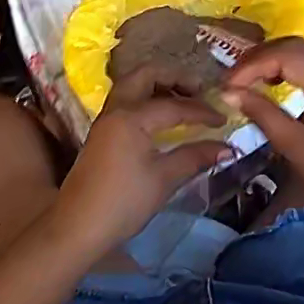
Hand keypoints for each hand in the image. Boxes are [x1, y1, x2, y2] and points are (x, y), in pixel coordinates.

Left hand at [48, 66, 230, 255]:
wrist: (76, 228)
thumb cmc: (123, 202)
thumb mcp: (164, 179)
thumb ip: (195, 157)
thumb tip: (226, 148)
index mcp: (132, 117)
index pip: (175, 105)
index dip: (202, 111)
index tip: (224, 120)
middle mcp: (117, 109)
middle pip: (146, 75)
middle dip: (175, 77)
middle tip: (198, 91)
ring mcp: (106, 120)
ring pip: (133, 85)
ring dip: (159, 86)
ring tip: (183, 101)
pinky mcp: (102, 133)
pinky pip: (127, 101)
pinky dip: (147, 99)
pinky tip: (163, 119)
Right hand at [222, 39, 303, 232]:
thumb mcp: (298, 148)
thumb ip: (263, 115)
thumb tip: (229, 92)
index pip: (285, 54)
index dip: (251, 64)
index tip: (226, 86)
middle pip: (293, 47)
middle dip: (258, 59)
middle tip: (230, 82)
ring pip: (301, 54)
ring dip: (270, 62)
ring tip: (243, 82)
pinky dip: (284, 70)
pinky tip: (270, 85)